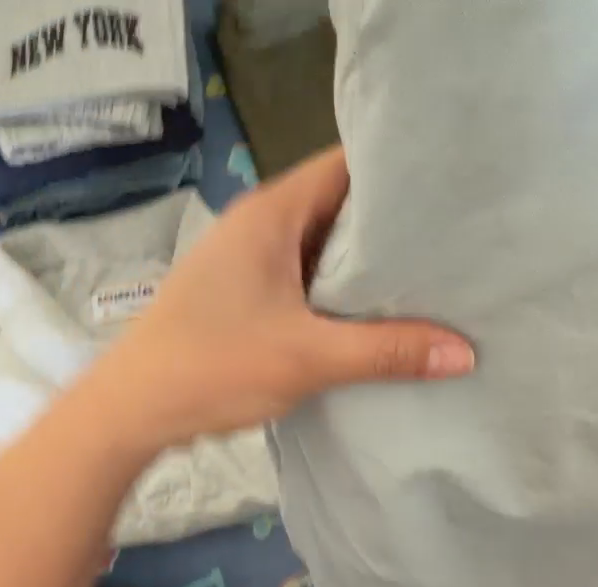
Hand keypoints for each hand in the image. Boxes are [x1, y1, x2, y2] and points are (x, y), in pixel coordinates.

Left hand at [73, 147, 475, 449]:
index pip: (346, 165)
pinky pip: (300, 283)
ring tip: (424, 284)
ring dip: (360, 269)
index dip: (399, 175)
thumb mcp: (309, 358)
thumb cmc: (214, 365)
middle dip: (389, 229)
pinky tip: (368, 321)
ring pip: (318, 250)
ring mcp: (244, 263)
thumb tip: (464, 354)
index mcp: (271, 213)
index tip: (450, 196)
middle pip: (336, 208)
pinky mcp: (239, 298)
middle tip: (451, 248)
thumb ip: (387, 352)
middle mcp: (257, 225)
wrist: (133, 410)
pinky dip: (333, 296)